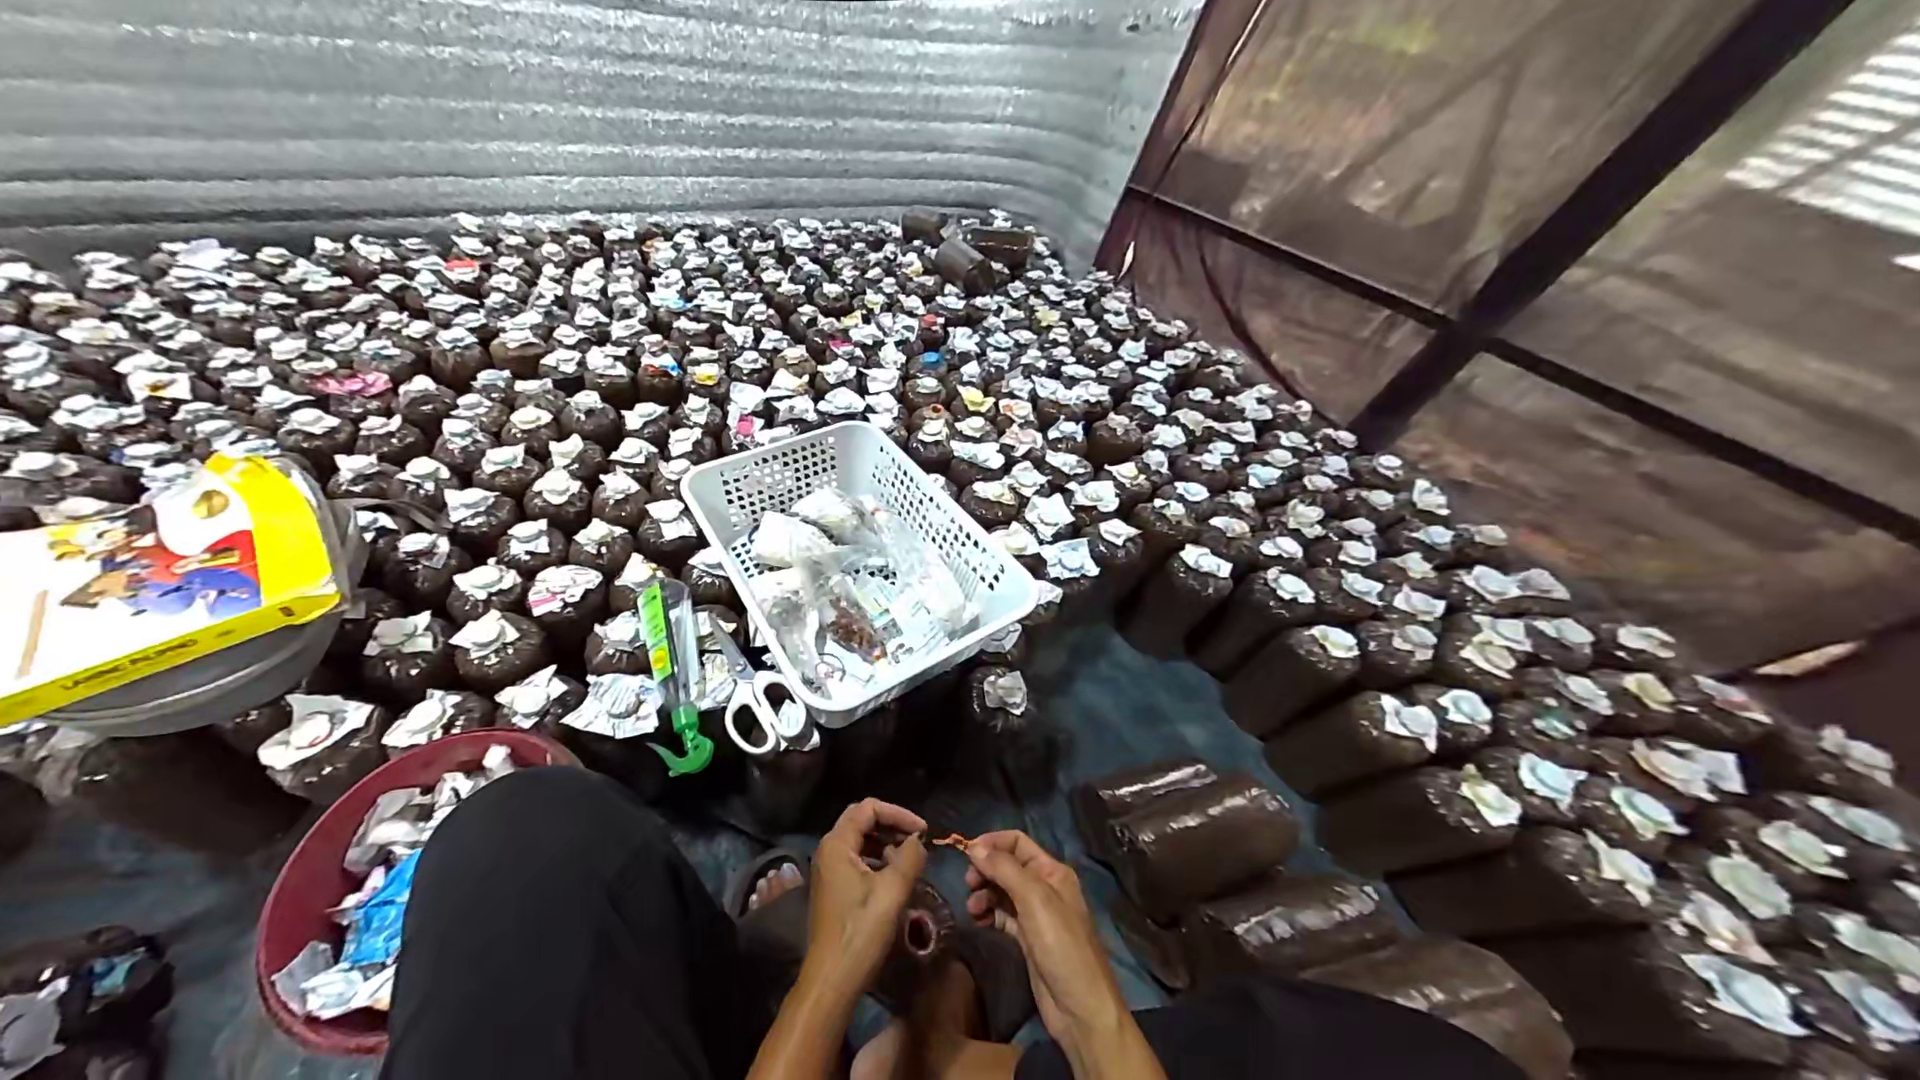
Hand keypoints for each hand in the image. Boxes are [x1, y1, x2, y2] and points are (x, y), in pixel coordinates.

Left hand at [804, 798, 927, 998]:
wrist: (831, 980)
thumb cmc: (860, 931)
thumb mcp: (893, 891)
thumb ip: (910, 857)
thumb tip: (918, 841)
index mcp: (837, 844)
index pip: (868, 808)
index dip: (898, 813)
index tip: (923, 830)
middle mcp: (828, 851)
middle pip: (862, 820)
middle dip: (892, 824)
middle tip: (918, 838)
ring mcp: (828, 870)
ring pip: (860, 840)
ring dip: (886, 841)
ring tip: (911, 856)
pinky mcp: (833, 888)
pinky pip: (857, 859)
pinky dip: (878, 858)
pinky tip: (895, 875)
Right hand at [964, 831, 1131, 1055]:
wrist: (1079, 1007)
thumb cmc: (1061, 945)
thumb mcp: (1035, 899)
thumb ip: (1004, 869)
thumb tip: (974, 847)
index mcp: (1052, 871)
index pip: (1018, 842)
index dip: (993, 843)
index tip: (967, 853)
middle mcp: (1044, 887)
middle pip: (1007, 866)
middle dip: (985, 870)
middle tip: (968, 884)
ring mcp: (1036, 914)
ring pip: (1002, 891)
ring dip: (984, 893)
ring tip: (972, 909)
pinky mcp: (1027, 938)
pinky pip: (1003, 915)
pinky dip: (989, 914)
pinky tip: (979, 921)